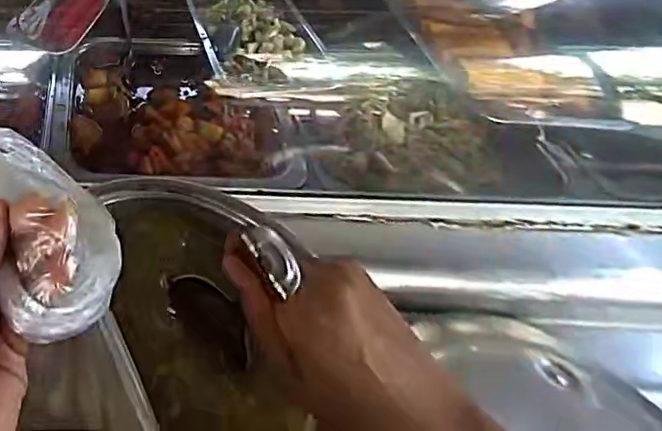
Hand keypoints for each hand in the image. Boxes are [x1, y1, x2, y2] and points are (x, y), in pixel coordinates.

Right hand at [222, 237, 499, 430]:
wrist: (429, 420)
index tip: (232, 259)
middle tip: (286, 326)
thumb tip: (233, 264)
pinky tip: (339, 331)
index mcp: (306, 299)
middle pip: (280, 261)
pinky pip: (329, 275)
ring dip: (302, 290)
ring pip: (305, 268)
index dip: (240, 253)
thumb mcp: (292, 372)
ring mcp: (352, 272)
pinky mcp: (370, 278)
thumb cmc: (357, 409)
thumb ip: (259, 313)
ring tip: (318, 334)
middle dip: (277, 284)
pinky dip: (325, 294)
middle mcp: (329, 273)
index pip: (255, 248)